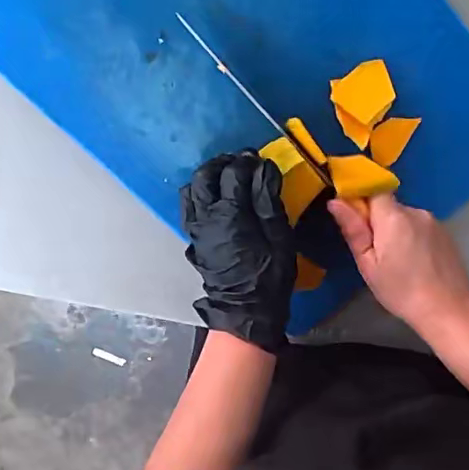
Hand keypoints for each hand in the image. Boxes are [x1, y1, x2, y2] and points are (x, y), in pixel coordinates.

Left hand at [181, 151, 294, 351]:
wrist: (245, 311)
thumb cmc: (269, 276)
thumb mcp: (279, 236)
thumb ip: (268, 199)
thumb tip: (264, 168)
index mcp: (229, 213)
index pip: (232, 173)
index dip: (246, 161)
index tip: (258, 158)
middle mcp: (205, 217)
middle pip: (204, 176)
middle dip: (221, 164)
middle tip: (240, 163)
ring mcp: (195, 228)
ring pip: (191, 190)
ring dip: (207, 178)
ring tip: (226, 177)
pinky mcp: (194, 238)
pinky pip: (190, 207)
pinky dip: (200, 195)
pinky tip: (216, 198)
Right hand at [327, 194, 468, 333]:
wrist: (449, 309)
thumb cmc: (401, 291)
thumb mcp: (368, 264)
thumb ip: (353, 229)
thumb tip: (335, 201)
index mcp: (393, 217)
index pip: (373, 190)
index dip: (360, 201)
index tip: (354, 223)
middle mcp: (415, 211)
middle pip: (388, 205)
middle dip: (377, 222)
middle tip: (373, 253)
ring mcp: (433, 221)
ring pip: (403, 217)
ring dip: (395, 231)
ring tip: (396, 262)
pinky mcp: (445, 233)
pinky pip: (419, 226)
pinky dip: (411, 238)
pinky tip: (414, 262)